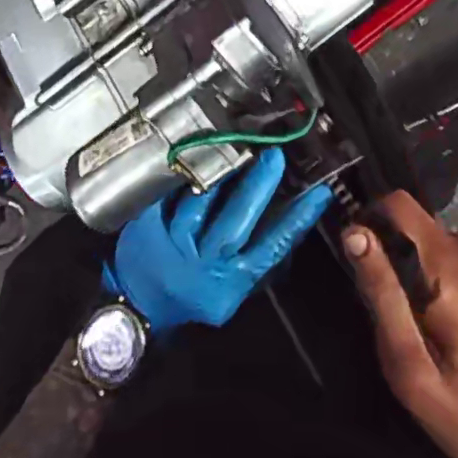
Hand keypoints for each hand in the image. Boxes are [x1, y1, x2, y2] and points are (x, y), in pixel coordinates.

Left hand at [105, 148, 332, 333]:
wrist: (139, 309)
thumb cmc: (195, 295)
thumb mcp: (232, 288)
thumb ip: (256, 257)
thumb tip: (289, 217)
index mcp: (233, 278)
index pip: (273, 245)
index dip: (298, 219)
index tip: (318, 193)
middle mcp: (206, 260)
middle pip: (237, 217)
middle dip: (258, 185)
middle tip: (274, 156)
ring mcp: (175, 242)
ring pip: (202, 201)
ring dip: (223, 173)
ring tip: (239, 148)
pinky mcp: (149, 225)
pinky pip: (170, 193)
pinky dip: (185, 174)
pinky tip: (197, 154)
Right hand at [343, 192, 457, 457]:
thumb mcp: (411, 364)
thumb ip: (380, 293)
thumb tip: (354, 235)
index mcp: (456, 270)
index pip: (401, 206)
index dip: (370, 218)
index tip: (357, 252)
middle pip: (413, 226)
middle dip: (392, 256)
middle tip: (391, 310)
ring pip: (429, 242)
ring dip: (412, 270)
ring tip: (416, 322)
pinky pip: (449, 255)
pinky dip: (433, 277)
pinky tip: (441, 323)